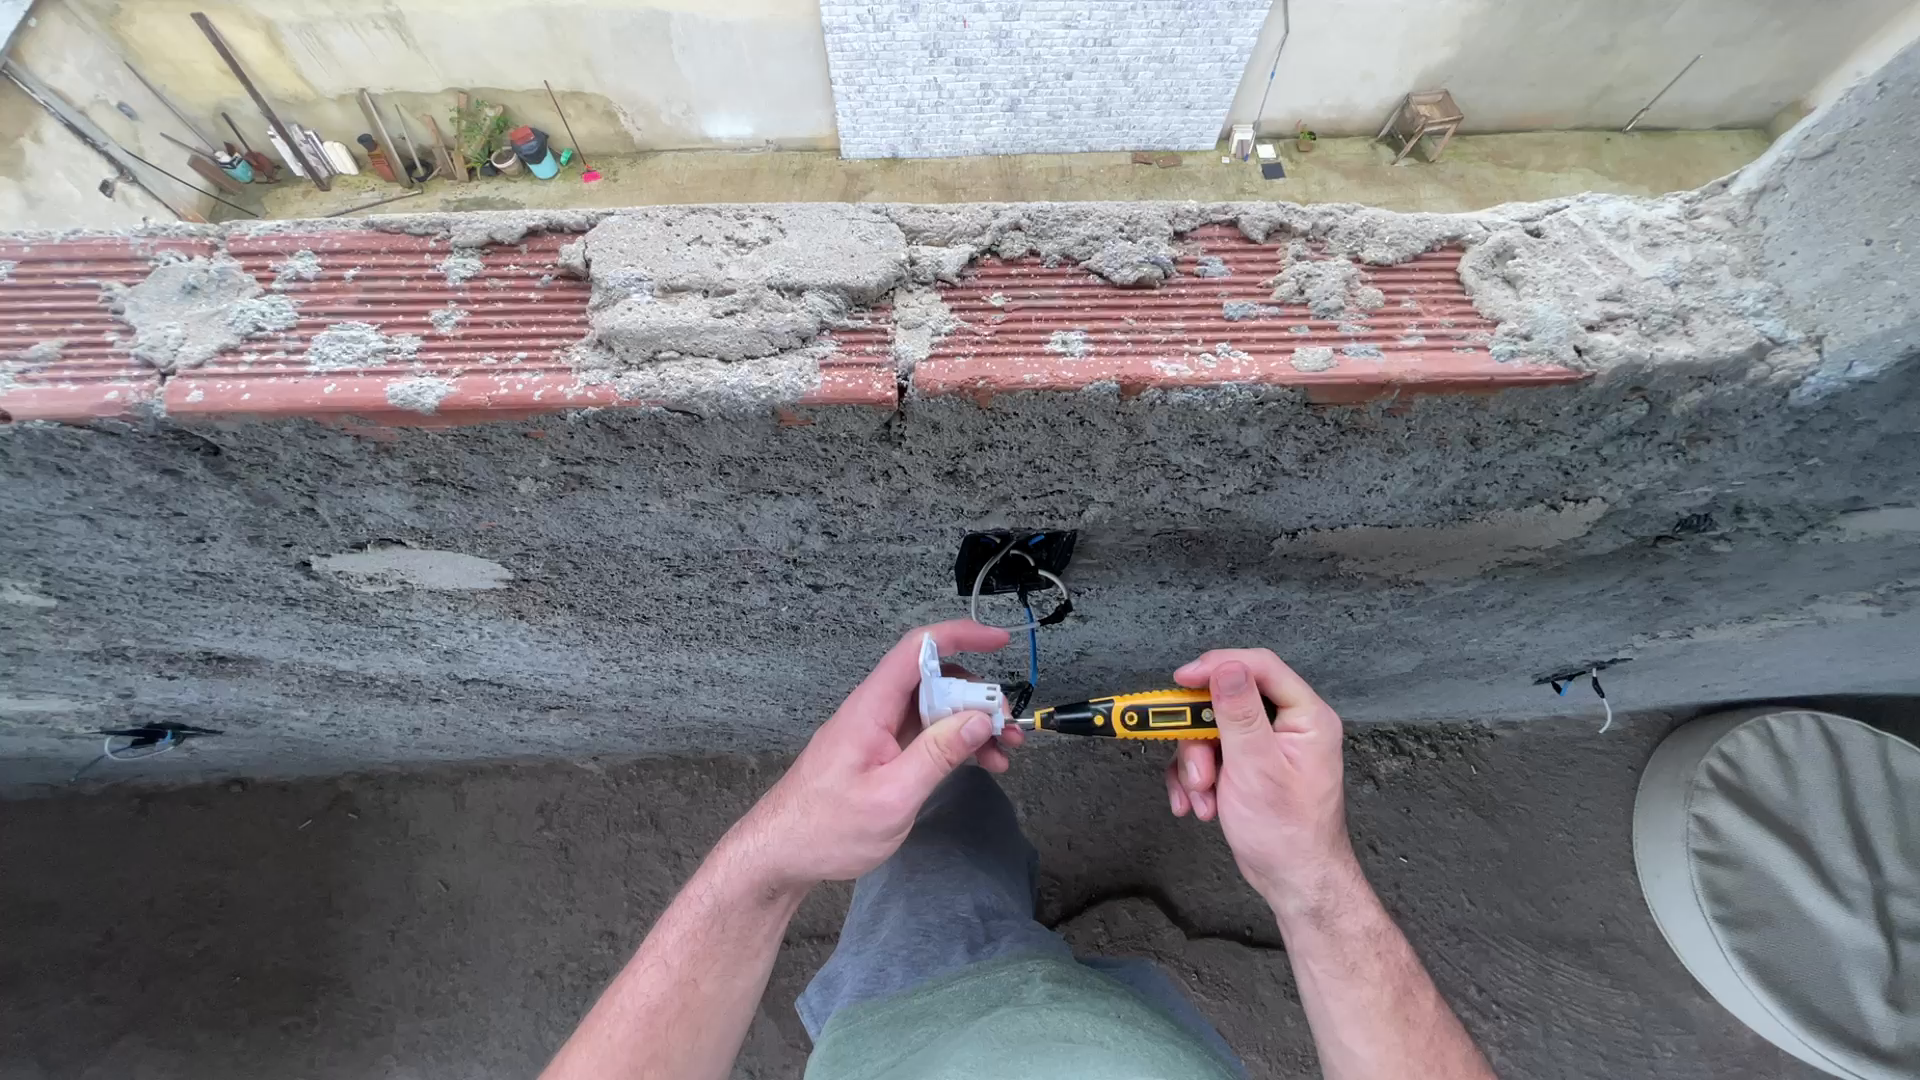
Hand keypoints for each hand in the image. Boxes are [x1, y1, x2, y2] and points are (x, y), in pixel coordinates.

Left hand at [728, 620, 1021, 891]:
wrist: (780, 855)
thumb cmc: (826, 829)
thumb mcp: (892, 796)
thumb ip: (937, 754)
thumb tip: (978, 718)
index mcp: (872, 706)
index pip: (918, 648)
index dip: (961, 635)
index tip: (999, 639)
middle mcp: (876, 709)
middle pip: (935, 679)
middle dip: (978, 695)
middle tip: (1008, 727)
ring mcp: (879, 730)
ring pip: (934, 707)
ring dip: (971, 722)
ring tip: (1003, 751)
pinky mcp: (882, 750)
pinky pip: (925, 731)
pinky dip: (955, 742)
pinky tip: (978, 762)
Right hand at [1163, 649, 1354, 910]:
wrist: (1292, 883)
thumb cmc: (1288, 834)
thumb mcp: (1257, 768)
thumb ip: (1239, 713)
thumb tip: (1225, 667)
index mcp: (1305, 717)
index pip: (1260, 667)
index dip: (1218, 665)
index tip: (1182, 679)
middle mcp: (1286, 725)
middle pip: (1225, 699)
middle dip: (1199, 736)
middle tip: (1196, 765)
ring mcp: (1263, 745)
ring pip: (1209, 729)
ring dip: (1195, 764)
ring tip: (1203, 796)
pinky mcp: (1243, 763)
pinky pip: (1206, 753)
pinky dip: (1194, 778)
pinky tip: (1198, 804)